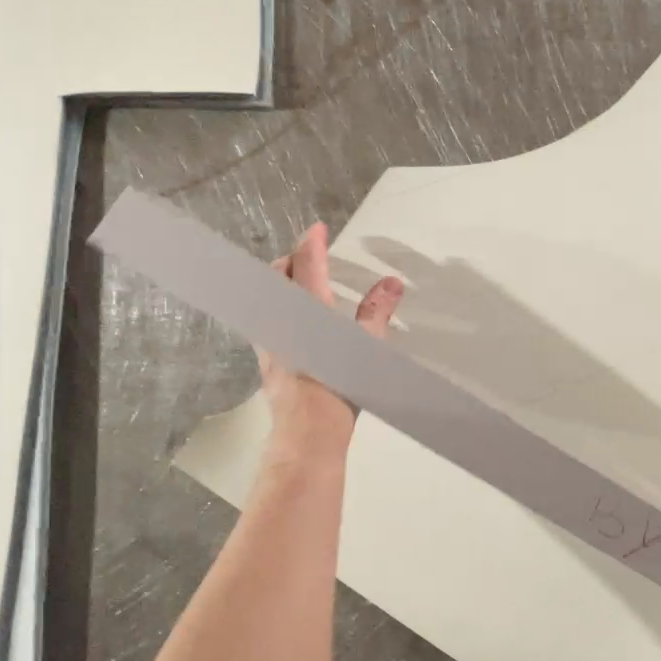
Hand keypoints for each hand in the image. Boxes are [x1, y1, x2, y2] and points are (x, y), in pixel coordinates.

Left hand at [260, 222, 403, 447]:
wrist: (309, 432)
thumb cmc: (341, 388)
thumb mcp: (366, 348)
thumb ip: (376, 313)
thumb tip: (391, 283)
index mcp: (307, 311)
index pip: (307, 266)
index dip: (312, 244)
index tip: (317, 228)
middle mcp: (282, 319)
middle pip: (277, 277)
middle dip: (292, 261)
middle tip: (310, 256)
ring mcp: (270, 340)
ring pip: (269, 299)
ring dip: (284, 284)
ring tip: (303, 285)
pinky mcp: (269, 360)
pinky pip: (270, 321)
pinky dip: (283, 309)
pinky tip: (296, 322)